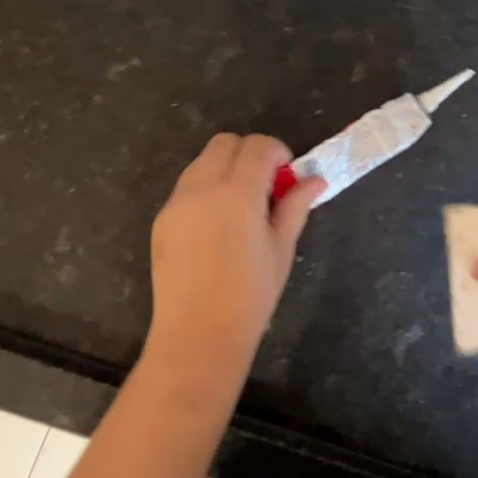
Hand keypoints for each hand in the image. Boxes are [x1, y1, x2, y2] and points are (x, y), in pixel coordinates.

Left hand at [146, 134, 325, 368]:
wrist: (198, 334)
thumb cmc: (250, 295)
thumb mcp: (282, 249)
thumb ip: (296, 207)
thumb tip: (315, 180)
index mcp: (239, 194)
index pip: (258, 147)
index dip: (277, 152)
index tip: (286, 173)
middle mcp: (203, 187)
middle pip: (225, 143)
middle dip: (249, 153)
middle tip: (265, 185)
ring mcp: (177, 202)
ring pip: (202, 161)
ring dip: (225, 168)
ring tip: (240, 205)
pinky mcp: (162, 219)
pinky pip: (186, 187)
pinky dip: (205, 189)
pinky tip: (216, 225)